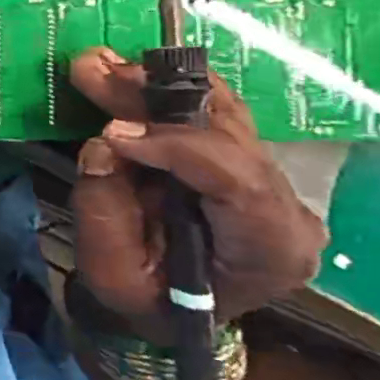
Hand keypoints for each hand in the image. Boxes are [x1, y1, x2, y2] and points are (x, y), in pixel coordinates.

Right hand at [66, 46, 326, 339]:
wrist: (167, 314)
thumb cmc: (142, 302)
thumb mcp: (112, 275)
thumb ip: (106, 214)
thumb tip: (103, 147)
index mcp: (267, 249)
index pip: (239, 181)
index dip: (177, 147)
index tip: (112, 132)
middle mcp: (284, 206)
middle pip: (230, 134)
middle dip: (158, 98)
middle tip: (96, 68)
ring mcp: (268, 181)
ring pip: (222, 115)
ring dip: (155, 86)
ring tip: (101, 65)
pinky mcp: (240, 162)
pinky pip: (207, 116)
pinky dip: (162, 93)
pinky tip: (124, 75)